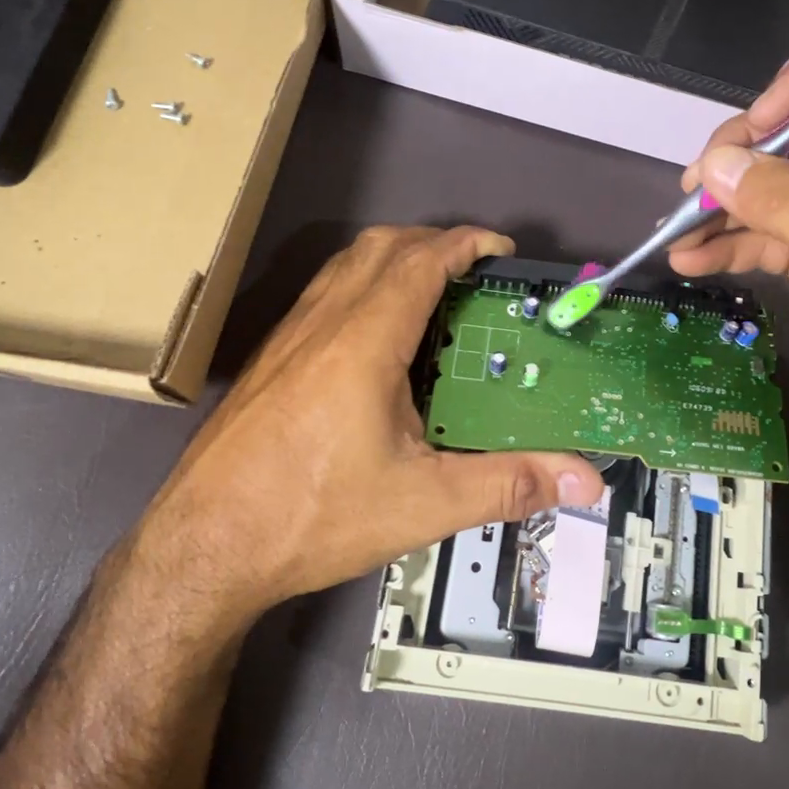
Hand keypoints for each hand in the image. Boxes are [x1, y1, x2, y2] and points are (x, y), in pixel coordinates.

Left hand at [138, 226, 603, 620]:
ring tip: (435, 291)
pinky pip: (323, 294)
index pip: (420, 261)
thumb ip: (510, 484)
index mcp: (364, 342)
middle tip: (476, 269)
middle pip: (381, 247)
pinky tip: (377, 338)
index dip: (465, 242)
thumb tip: (586, 482)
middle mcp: (323, 324)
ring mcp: (288, 339)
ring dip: (394, 258)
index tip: (501, 247)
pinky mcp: (270, 361)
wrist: (203, 547)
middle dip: (434, 241)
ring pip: (345, 266)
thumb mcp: (424, 505)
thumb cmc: (314, 516)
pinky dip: (362, 285)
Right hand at [670, 45, 788, 429]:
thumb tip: (717, 165)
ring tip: (677, 230)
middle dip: (742, 154)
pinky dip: (729, 243)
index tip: (759, 121)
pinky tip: (692, 260)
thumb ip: (788, 206)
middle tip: (695, 186)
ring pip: (771, 184)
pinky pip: (765, 232)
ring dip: (722, 204)